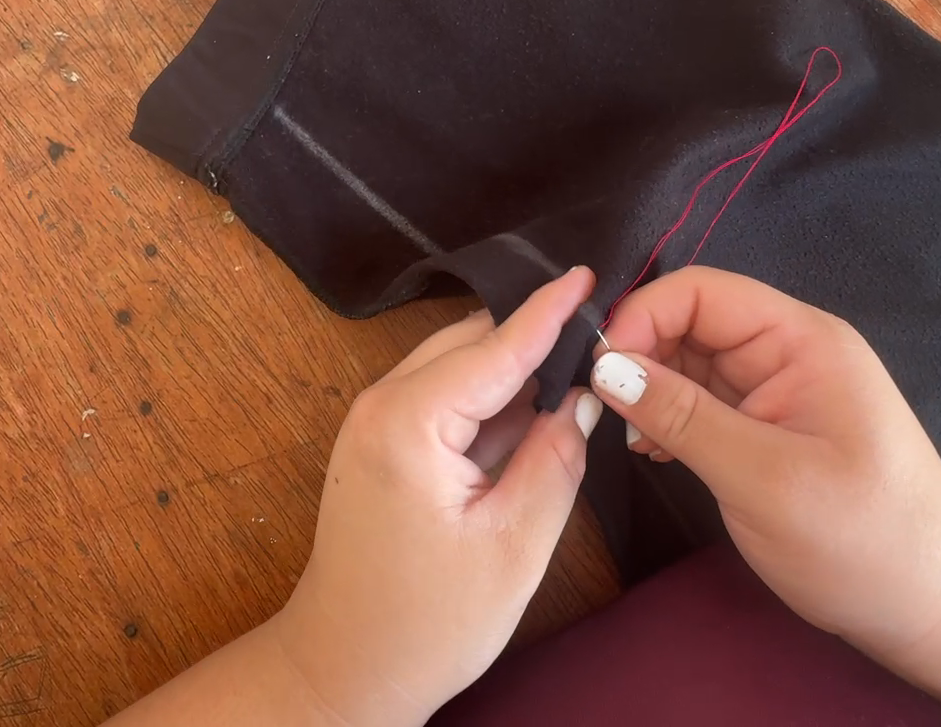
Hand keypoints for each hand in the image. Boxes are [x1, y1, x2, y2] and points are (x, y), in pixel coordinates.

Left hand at [272, 268, 603, 725]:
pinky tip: (527, 412)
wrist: (343, 668)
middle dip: (532, 338)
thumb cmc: (427, 622)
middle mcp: (381, 403)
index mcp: (408, 421)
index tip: (586, 272)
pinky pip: (441, 396)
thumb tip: (582, 397)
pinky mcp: (379, 438)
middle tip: (597, 338)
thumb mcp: (512, 547)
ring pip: (456, 367)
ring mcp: (374, 419)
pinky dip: (486, 400)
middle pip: (471, 346)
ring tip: (573, 372)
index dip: (547, 311)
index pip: (494, 349)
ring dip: (511, 370)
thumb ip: (554, 461)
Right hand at [592, 267, 940, 685]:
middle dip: (639, 356)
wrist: (934, 615)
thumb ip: (681, 416)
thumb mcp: (764, 479)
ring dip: (648, 391)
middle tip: (606, 410)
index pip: (700, 292)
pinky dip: (663, 416)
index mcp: (799, 340)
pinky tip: (652, 450)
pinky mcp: (758, 420)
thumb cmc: (863, 542)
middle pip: (687, 321)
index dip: (642, 316)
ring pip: (683, 360)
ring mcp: (770, 385)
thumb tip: (602, 368)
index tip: (601, 370)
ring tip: (635, 440)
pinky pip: (693, 397)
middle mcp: (782, 349)